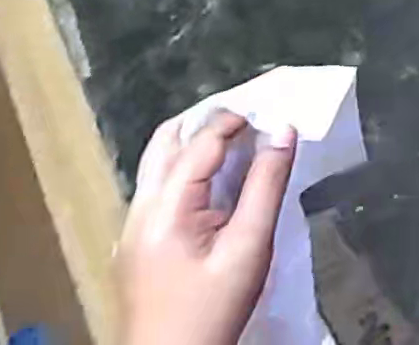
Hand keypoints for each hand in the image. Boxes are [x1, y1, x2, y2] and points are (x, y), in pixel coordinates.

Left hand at [117, 110, 295, 344]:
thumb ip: (267, 183)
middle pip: (166, 142)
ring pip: (161, 162)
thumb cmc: (212, 309)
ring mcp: (133, 229)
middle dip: (209, 119)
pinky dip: (193, 164)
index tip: (273, 107)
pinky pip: (163, 184)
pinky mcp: (140, 243)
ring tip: (244, 136)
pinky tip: (224, 173)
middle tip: (253, 113)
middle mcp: (139, 212)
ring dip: (200, 140)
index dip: (237, 118)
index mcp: (163, 211)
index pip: (200, 144)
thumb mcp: (250, 245)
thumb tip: (285, 130)